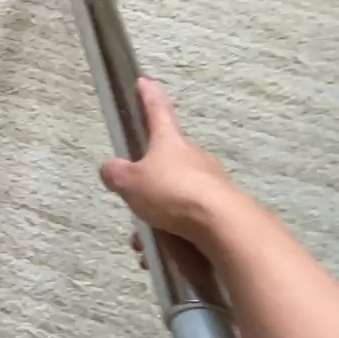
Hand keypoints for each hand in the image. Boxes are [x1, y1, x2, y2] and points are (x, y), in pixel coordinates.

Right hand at [99, 78, 242, 247]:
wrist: (227, 230)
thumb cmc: (173, 194)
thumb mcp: (130, 182)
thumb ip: (115, 173)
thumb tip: (111, 170)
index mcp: (171, 142)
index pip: (157, 111)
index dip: (148, 96)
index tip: (144, 81)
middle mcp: (194, 159)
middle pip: (165, 162)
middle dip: (147, 182)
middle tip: (133, 200)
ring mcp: (212, 186)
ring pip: (175, 197)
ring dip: (156, 217)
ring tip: (143, 243)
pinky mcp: (223, 212)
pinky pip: (189, 221)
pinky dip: (171, 236)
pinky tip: (160, 256)